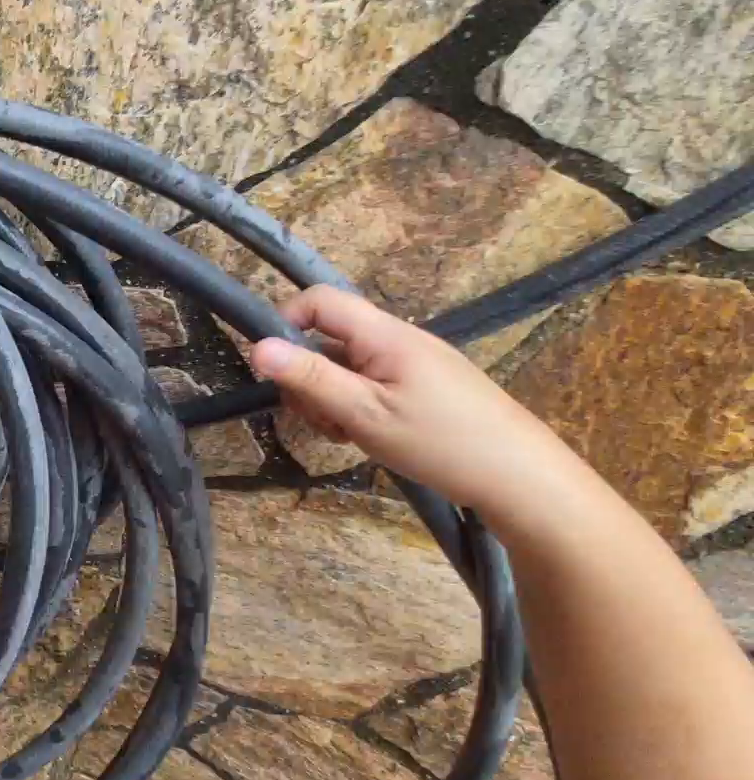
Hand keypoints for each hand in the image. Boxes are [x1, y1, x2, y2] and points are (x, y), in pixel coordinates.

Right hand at [249, 286, 582, 511]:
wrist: (524, 480)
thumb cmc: (442, 442)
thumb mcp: (364, 413)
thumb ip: (310, 378)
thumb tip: (255, 346)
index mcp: (384, 335)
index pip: (319, 300)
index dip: (284, 322)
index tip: (273, 368)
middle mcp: (396, 339)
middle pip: (325, 338)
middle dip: (305, 375)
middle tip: (316, 417)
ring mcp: (408, 363)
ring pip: (341, 365)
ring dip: (326, 396)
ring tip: (343, 432)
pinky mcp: (418, 386)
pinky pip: (365, 383)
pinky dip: (350, 405)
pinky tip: (362, 435)